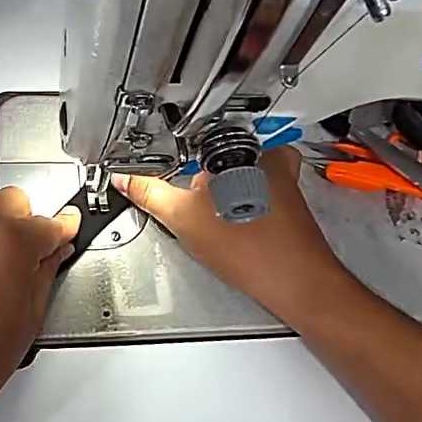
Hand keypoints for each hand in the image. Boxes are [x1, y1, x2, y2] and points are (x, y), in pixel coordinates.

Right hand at [118, 146, 357, 324]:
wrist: (294, 280)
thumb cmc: (252, 248)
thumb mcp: (183, 218)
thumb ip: (149, 194)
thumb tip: (127, 181)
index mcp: (239, 146)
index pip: (195, 140)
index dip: (178, 160)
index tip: (173, 178)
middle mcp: (267, 153)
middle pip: (217, 155)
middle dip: (203, 178)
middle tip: (197, 203)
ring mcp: (283, 174)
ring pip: (237, 172)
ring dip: (223, 190)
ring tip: (217, 217)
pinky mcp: (289, 196)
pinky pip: (255, 190)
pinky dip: (241, 203)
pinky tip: (233, 224)